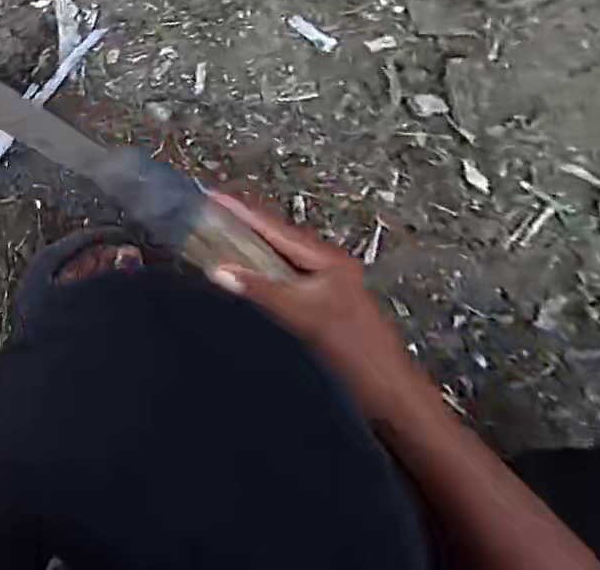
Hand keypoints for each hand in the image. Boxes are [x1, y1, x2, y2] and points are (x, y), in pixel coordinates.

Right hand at [205, 193, 433, 424]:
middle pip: (275, 237)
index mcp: (327, 259)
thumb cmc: (356, 354)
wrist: (394, 402)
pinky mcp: (319, 306)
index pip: (274, 226)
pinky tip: (239, 274)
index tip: (210, 196)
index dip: (241, 211)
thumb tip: (217, 269)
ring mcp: (325, 286)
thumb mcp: (304, 317)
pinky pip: (279, 276)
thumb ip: (260, 290)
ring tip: (215, 238)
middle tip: (206, 215)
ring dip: (248, 247)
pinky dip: (256, 270)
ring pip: (277, 257)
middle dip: (241, 225)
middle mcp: (326, 266)